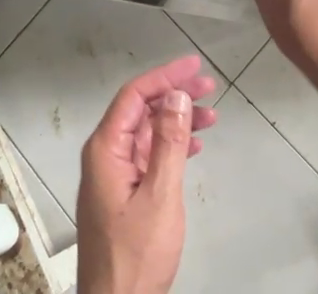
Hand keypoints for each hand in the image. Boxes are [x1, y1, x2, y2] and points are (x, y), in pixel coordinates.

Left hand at [77, 55, 219, 293]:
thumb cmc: (137, 252)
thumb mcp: (159, 195)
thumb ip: (169, 142)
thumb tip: (175, 95)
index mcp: (106, 149)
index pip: (134, 96)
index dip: (165, 76)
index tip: (195, 66)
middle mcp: (105, 155)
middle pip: (140, 110)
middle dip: (174, 95)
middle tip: (210, 87)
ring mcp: (113, 174)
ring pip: (146, 131)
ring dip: (177, 120)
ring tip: (212, 115)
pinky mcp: (123, 192)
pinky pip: (148, 154)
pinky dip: (172, 145)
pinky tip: (195, 145)